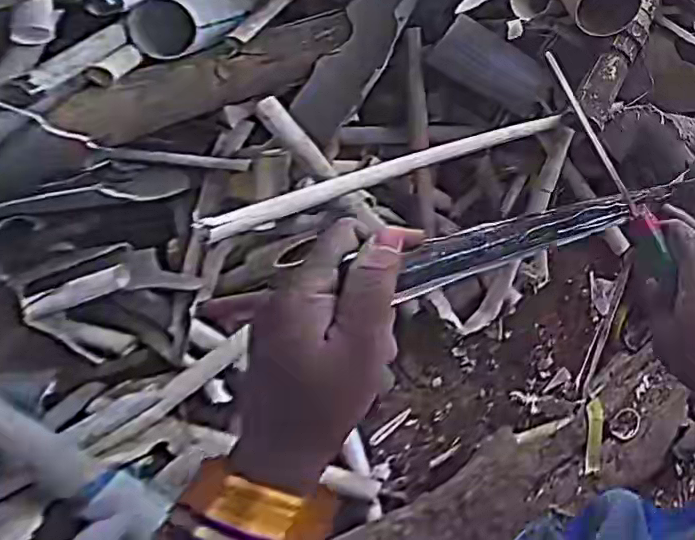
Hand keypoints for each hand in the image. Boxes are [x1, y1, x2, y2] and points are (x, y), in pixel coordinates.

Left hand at [227, 220, 414, 492]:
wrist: (280, 462)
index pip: (346, 232)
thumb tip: (387, 237)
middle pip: (344, 261)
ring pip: (339, 288)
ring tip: (372, 350)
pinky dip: (348, 325)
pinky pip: (326, 310)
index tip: (414, 250)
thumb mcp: (361, 341)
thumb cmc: (321, 408)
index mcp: (300, 290)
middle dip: (374, 285)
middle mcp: (283, 295)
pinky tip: (356, 357)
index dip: (384, 237)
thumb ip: (374, 284)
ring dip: (364, 310)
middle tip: (388, 324)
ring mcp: (280, 316)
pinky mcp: (284, 334)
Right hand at [637, 219, 694, 400]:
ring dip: (685, 248)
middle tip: (660, 223)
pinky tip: (681, 278)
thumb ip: (653, 296)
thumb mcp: (662, 328)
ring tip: (665, 254)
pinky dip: (694, 266)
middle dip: (678, 227)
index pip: (683, 235)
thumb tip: (648, 276)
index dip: (664, 225)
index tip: (649, 224)